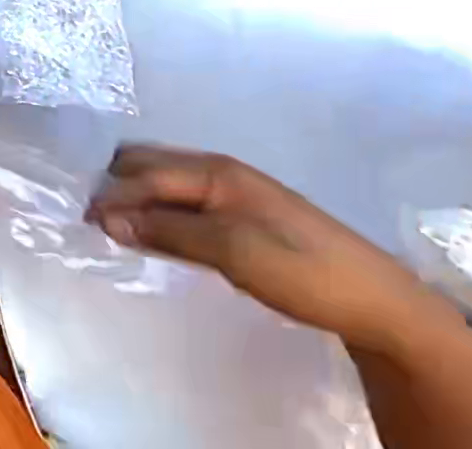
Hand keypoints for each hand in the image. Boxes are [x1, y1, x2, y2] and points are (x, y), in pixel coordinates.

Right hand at [86, 144, 458, 355]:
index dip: (113, 194)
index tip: (84, 217)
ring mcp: (233, 190)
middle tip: (97, 219)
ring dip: (138, 199)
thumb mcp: (232, 252)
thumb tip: (108, 219)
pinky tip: (155, 231)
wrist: (386, 306)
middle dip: (118, 186)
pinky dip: (159, 210)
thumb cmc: (305, 271)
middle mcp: (219, 171)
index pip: (147, 174)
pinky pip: (183, 200)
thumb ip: (168, 231)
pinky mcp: (242, 212)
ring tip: (118, 226)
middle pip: (150, 166)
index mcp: (216, 171)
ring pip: (165, 182)